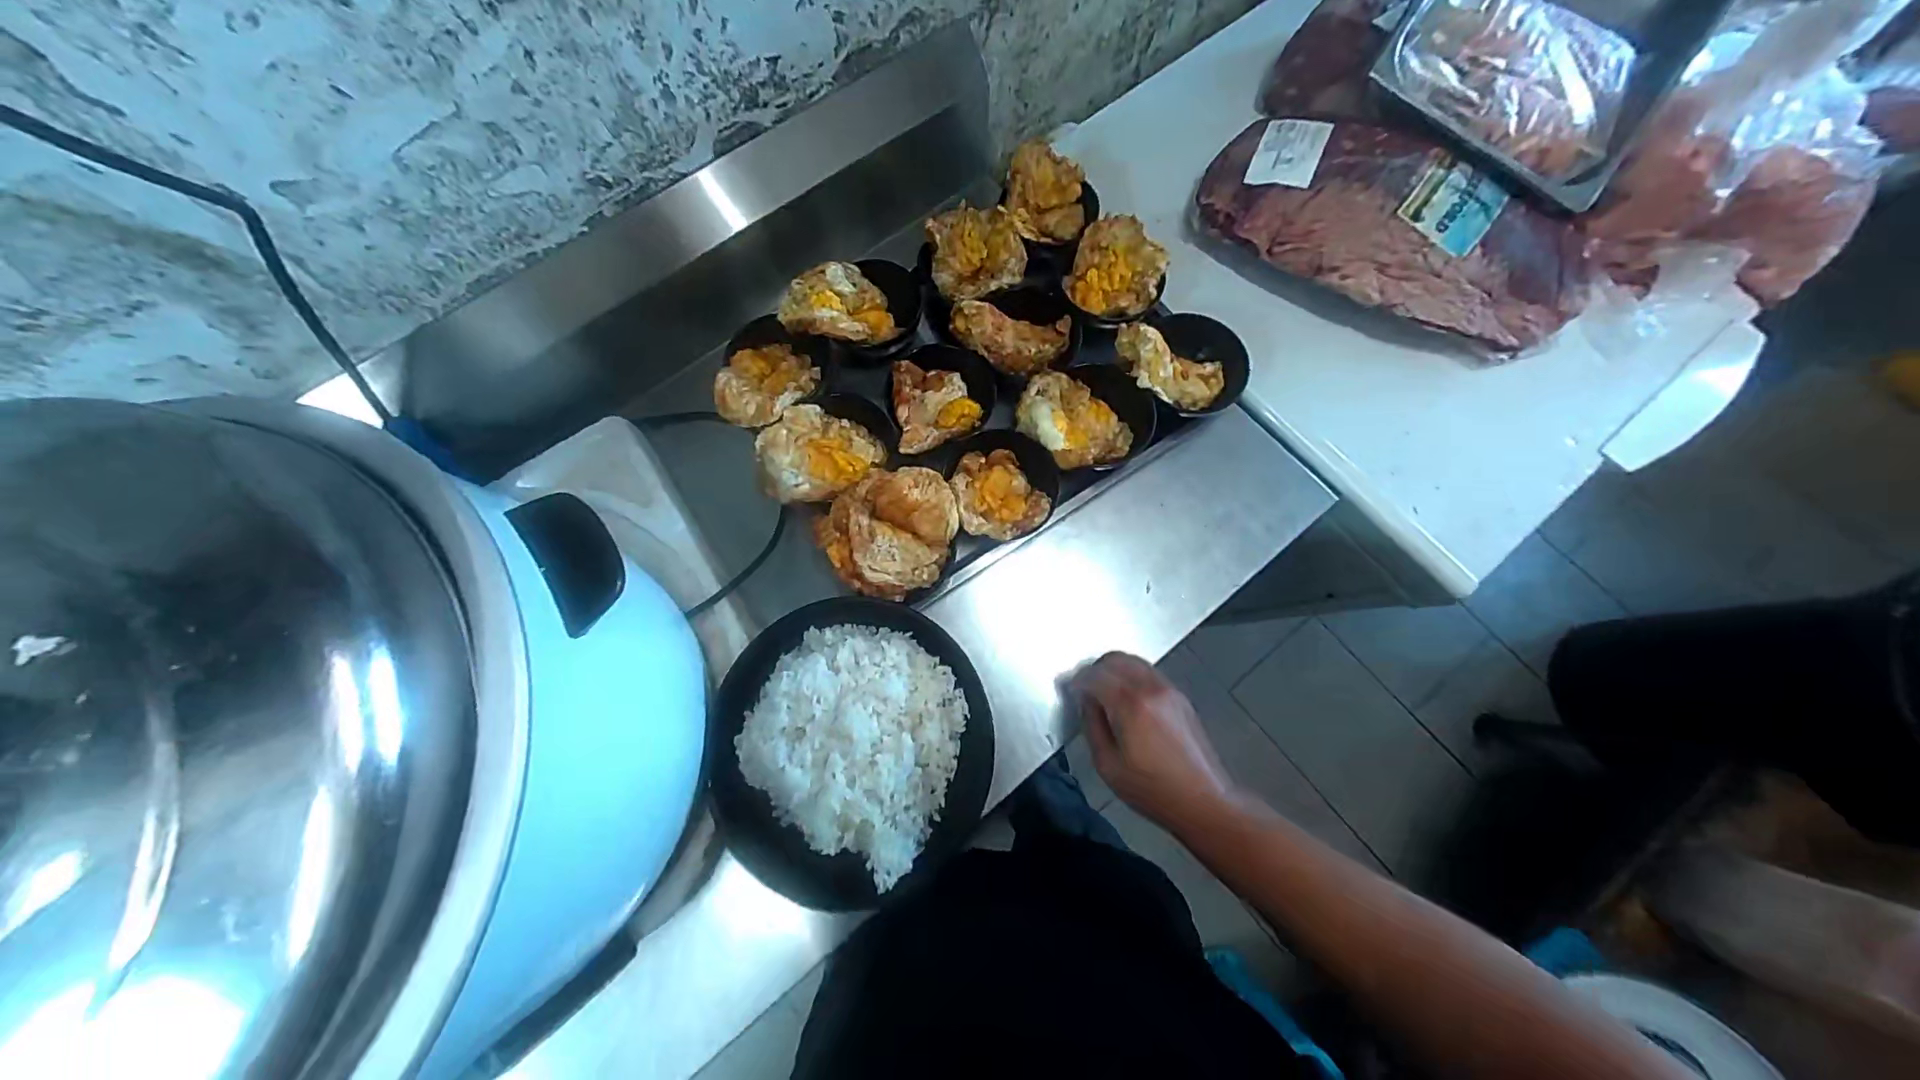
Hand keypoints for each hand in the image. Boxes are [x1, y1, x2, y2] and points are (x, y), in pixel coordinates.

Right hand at [1070, 653, 1239, 831]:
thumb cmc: (1152, 790)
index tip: (1070, 692)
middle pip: (1115, 659)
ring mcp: (1169, 690)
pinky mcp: (1181, 697)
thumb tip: (1086, 702)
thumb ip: (1092, 726)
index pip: (1094, 675)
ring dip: (1115, 670)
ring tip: (1105, 694)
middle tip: (1085, 690)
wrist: (1204, 801)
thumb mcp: (1108, 765)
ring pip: (1134, 662)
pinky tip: (1128, 701)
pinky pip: (1149, 673)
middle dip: (1095, 670)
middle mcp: (1151, 688)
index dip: (1077, 681)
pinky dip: (1132, 677)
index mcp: (1130, 704)